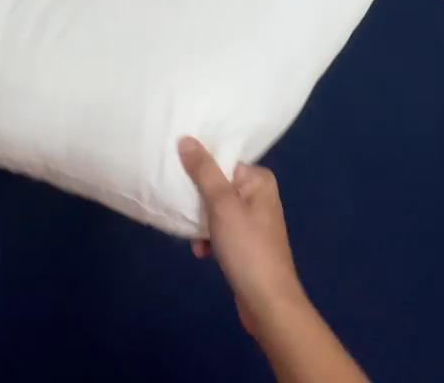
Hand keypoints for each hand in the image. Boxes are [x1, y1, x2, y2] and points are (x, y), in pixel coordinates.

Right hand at [178, 137, 307, 336]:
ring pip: (217, 209)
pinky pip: (221, 229)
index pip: (223, 161)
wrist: (267, 303)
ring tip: (192, 234)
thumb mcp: (222, 205)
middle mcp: (259, 195)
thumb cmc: (247, 248)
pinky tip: (201, 251)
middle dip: (198, 198)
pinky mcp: (247, 243)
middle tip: (179, 205)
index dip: (200, 166)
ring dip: (201, 221)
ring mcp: (254, 220)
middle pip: (218, 184)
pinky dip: (210, 237)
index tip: (176, 172)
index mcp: (258, 180)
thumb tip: (186, 139)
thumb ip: (204, 171)